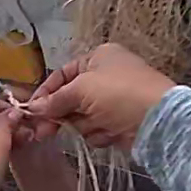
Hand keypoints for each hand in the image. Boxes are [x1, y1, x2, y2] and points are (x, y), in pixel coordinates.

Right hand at [19, 43, 176, 150]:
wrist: (158, 120)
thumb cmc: (119, 94)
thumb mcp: (82, 90)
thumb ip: (55, 99)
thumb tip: (34, 107)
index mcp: (98, 58)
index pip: (61, 75)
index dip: (45, 93)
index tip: (32, 111)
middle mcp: (104, 76)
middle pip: (69, 98)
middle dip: (61, 114)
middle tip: (44, 133)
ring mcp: (113, 100)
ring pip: (81, 116)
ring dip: (85, 124)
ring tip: (100, 125)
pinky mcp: (119, 121)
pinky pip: (96, 129)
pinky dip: (99, 133)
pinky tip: (111, 132)